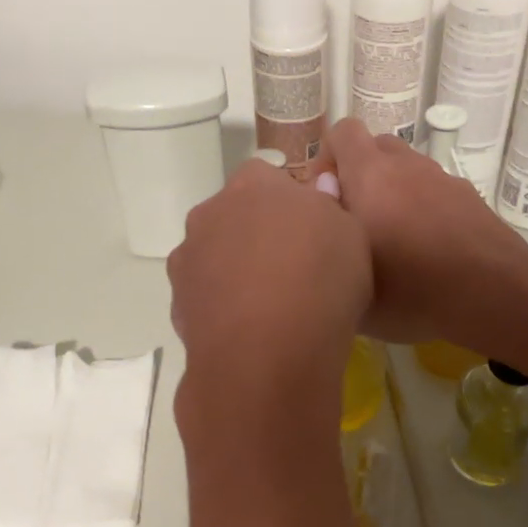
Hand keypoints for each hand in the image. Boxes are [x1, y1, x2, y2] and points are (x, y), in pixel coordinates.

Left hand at [168, 159, 371, 374]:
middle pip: (234, 215)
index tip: (309, 231)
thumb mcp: (350, 233)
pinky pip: (204, 297)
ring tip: (268, 306)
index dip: (288, 203)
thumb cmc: (320, 278)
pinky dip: (221, 308)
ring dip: (234, 271)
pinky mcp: (177, 304)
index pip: (266, 176)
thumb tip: (318, 189)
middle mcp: (210, 213)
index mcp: (253, 184)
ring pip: (214, 256)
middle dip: (255, 234)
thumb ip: (329, 205)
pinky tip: (248, 331)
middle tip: (290, 267)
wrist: (269, 350)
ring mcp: (188, 259)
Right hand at [314, 118, 527, 346]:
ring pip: (408, 172)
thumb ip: (329, 234)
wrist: (495, 296)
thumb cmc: (411, 291)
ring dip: (394, 194)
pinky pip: (436, 194)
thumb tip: (326, 202)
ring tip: (393, 241)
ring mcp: (443, 181)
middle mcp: (408, 167)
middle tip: (356, 220)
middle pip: (376, 150)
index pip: (343, 133)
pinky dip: (425, 211)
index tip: (324, 197)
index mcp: (371, 175)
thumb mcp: (351, 277)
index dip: (328, 157)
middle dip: (360, 176)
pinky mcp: (471, 201)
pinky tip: (427, 253)